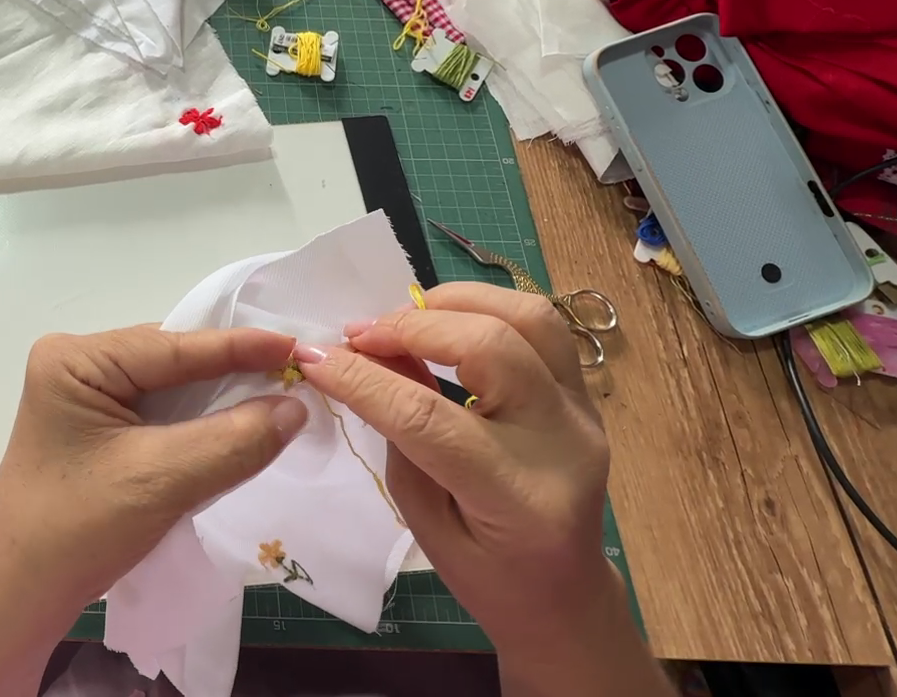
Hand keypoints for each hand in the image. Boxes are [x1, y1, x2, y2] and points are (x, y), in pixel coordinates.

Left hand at [0, 324, 309, 610]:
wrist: (20, 597)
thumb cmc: (77, 531)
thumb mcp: (161, 480)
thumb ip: (232, 440)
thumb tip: (295, 406)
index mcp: (74, 359)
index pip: (171, 346)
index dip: (239, 346)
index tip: (297, 342)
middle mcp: (75, 362)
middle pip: (169, 359)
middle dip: (230, 369)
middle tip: (295, 369)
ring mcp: (82, 392)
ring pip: (167, 384)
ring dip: (217, 395)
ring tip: (277, 390)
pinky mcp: (93, 423)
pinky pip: (157, 408)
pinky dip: (196, 418)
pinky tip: (233, 419)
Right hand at [292, 283, 665, 696]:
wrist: (565, 594)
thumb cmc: (485, 570)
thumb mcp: (422, 516)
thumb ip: (397, 434)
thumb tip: (361, 357)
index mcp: (519, 497)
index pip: (427, 417)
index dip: (361, 379)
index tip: (311, 357)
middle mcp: (564, 444)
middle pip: (490, 346)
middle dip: (408, 328)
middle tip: (357, 336)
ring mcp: (584, 411)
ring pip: (528, 316)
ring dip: (453, 302)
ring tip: (402, 318)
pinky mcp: (584, 391)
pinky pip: (540, 322)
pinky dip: (482, 306)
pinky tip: (440, 321)